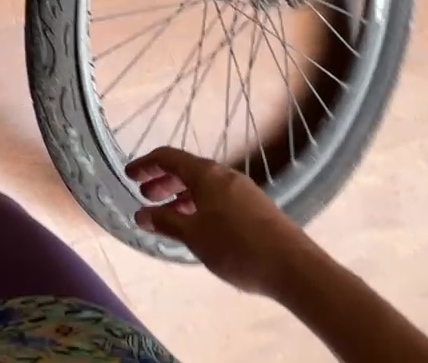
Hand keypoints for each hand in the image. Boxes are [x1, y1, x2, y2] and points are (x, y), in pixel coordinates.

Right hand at [126, 146, 326, 298]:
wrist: (298, 270)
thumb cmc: (237, 247)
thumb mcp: (194, 236)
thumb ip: (165, 222)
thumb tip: (141, 214)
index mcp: (206, 174)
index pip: (168, 157)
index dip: (145, 164)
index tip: (129, 175)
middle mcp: (224, 175)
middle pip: (187, 169)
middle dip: (163, 180)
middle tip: (146, 195)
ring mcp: (244, 191)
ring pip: (205, 185)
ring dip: (182, 194)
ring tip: (170, 214)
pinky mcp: (258, 209)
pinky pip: (220, 197)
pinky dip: (201, 204)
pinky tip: (200, 225)